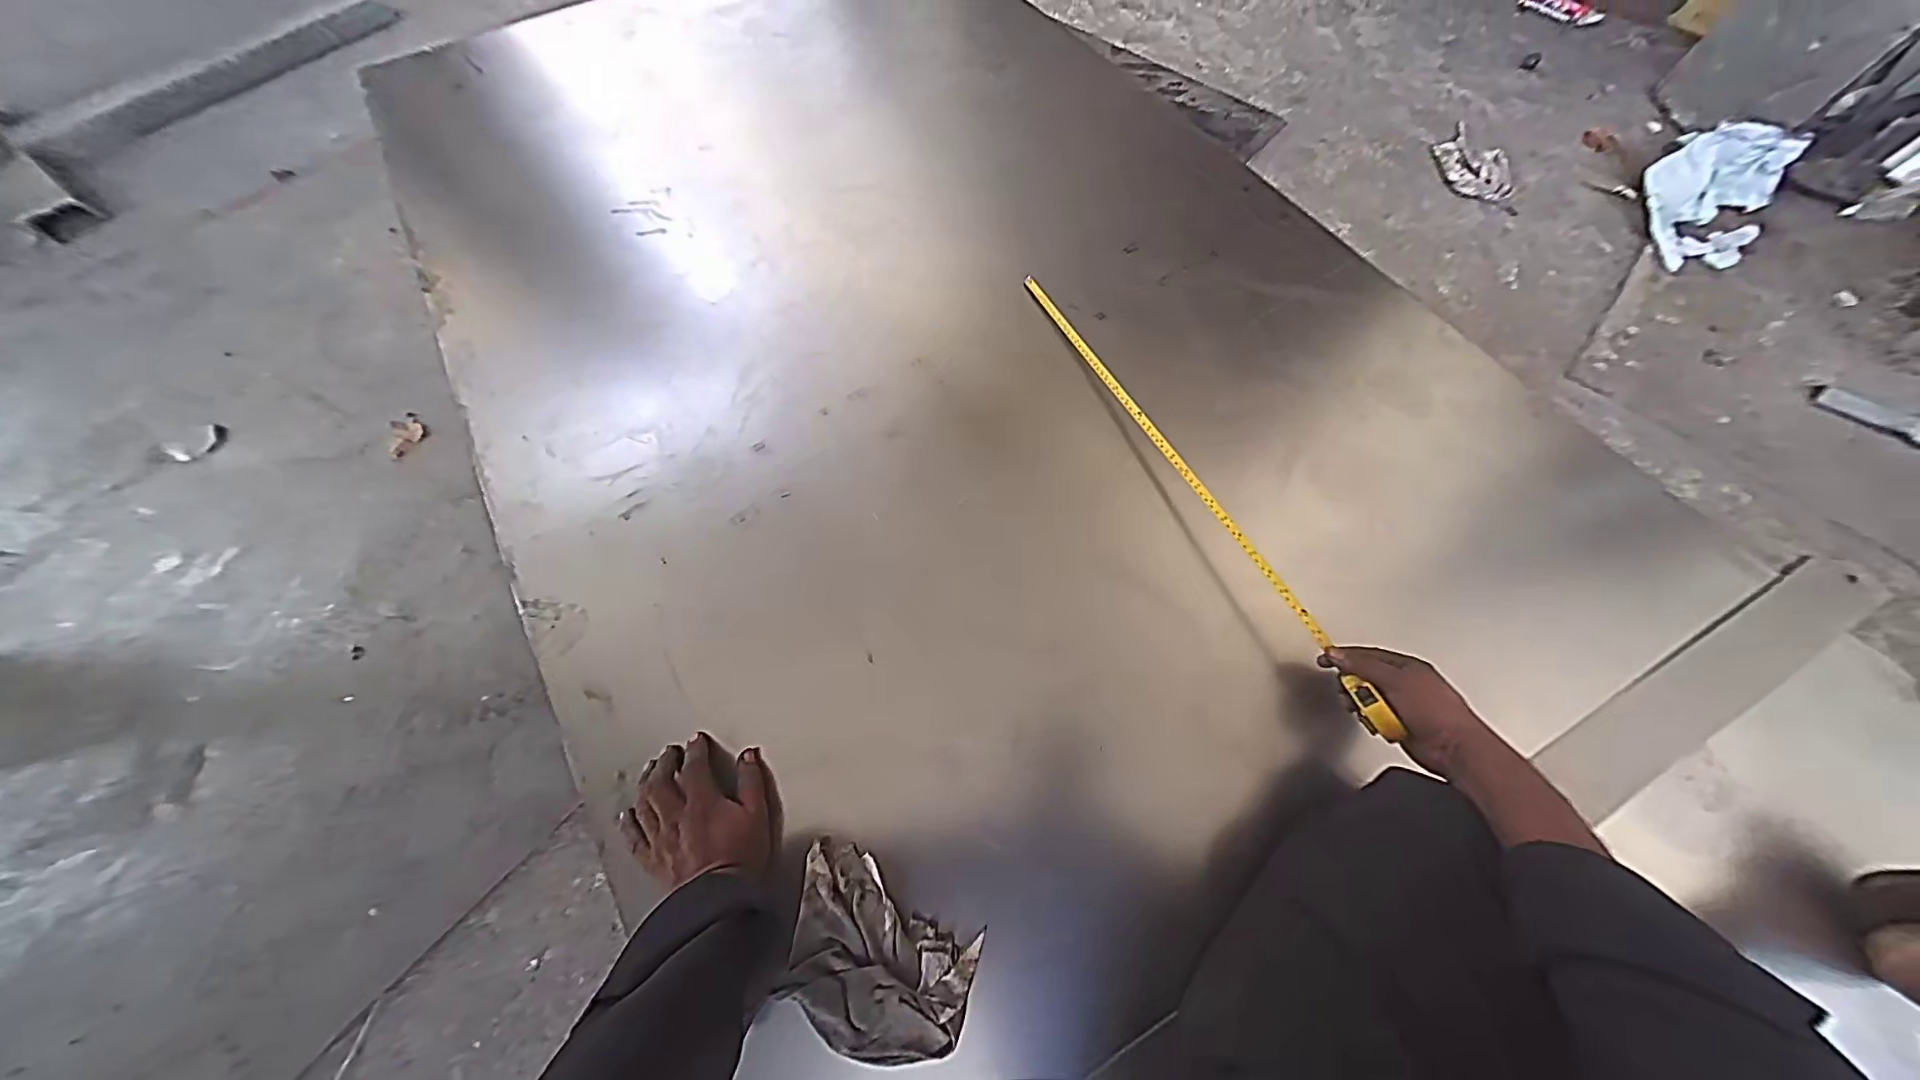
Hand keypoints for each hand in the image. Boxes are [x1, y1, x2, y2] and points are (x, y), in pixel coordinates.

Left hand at [618, 732, 778, 891]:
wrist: (720, 899)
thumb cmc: (742, 858)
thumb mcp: (758, 814)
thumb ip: (752, 782)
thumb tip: (748, 757)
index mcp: (703, 802)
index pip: (694, 766)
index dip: (695, 750)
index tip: (696, 741)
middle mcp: (677, 816)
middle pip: (662, 781)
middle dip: (665, 762)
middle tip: (669, 753)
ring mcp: (662, 838)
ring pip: (645, 803)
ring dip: (646, 784)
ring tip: (649, 772)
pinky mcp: (654, 860)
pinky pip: (635, 837)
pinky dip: (629, 823)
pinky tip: (628, 815)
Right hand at [1318, 646, 1499, 776]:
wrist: (1453, 749)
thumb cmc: (1438, 713)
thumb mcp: (1395, 680)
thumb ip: (1363, 665)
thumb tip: (1338, 654)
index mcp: (1406, 666)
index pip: (1366, 655)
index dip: (1344, 656)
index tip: (1325, 659)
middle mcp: (1402, 683)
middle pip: (1363, 676)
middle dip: (1352, 685)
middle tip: (1348, 692)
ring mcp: (1400, 703)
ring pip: (1365, 698)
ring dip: (1361, 705)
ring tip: (1366, 710)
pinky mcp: (1396, 722)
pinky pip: (1371, 716)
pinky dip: (1370, 719)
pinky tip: (1377, 723)